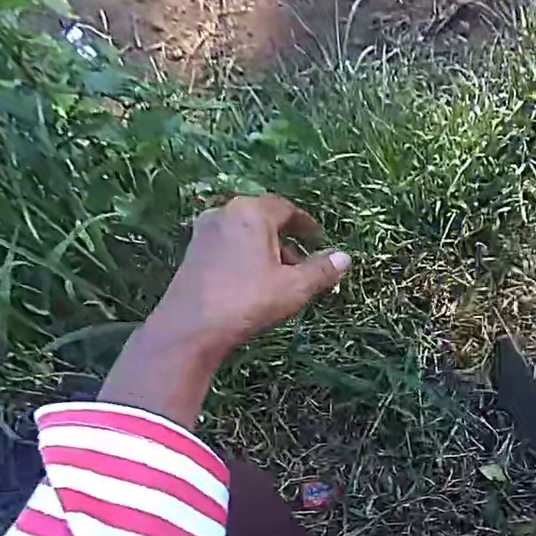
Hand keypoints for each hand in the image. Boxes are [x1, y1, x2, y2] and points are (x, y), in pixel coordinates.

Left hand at [145, 195, 350, 359]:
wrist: (191, 327)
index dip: (305, 223)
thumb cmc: (248, 301)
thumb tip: (344, 257)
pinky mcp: (193, 254)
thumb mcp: (293, 288)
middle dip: (286, 239)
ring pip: (245, 235)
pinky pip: (229, 247)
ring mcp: (204, 233)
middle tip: (304, 262)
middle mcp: (224, 214)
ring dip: (266, 251)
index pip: (285, 208)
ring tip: (282, 277)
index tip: (317, 237)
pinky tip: (254, 283)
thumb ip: (321, 270)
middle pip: (263, 220)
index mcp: (251, 213)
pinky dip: (247, 258)